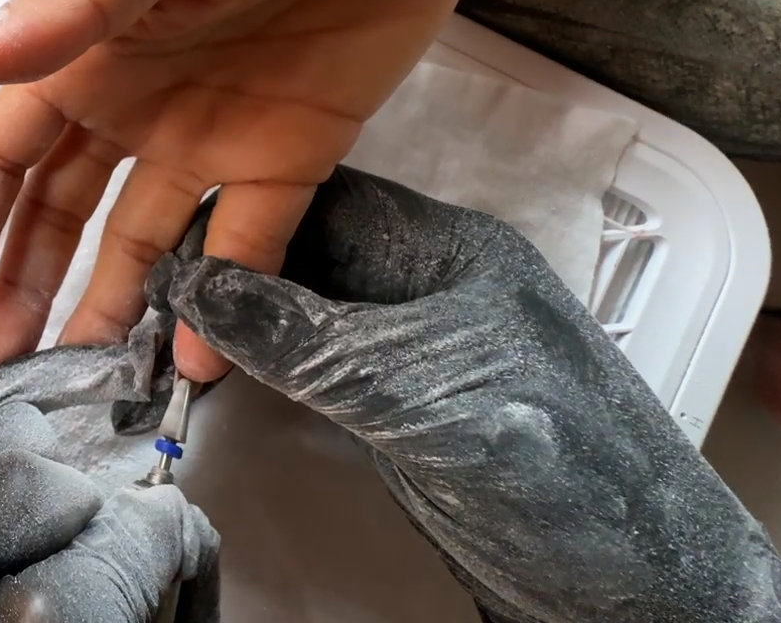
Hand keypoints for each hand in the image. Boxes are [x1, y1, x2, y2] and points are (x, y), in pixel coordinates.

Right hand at [0, 0, 490, 379]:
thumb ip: (62, 3)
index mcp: (82, 53)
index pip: (3, 154)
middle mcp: (129, 105)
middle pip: (57, 209)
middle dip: (22, 281)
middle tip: (0, 363)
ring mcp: (207, 136)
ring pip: (139, 238)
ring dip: (109, 304)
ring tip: (87, 380)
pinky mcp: (290, 154)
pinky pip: (247, 243)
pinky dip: (225, 302)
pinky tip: (202, 361)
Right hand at [156, 167, 780, 622]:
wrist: (636, 593)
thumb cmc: (551, 468)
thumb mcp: (420, 392)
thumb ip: (302, 337)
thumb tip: (186, 284)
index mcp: (431, 244)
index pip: (307, 198)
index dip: (228, 217)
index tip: (159, 254)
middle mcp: (402, 271)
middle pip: (284, 243)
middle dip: (212, 269)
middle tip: (144, 303)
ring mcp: (386, 327)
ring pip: (279, 296)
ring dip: (218, 314)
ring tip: (158, 335)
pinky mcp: (372, 378)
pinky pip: (289, 344)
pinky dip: (239, 350)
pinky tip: (199, 361)